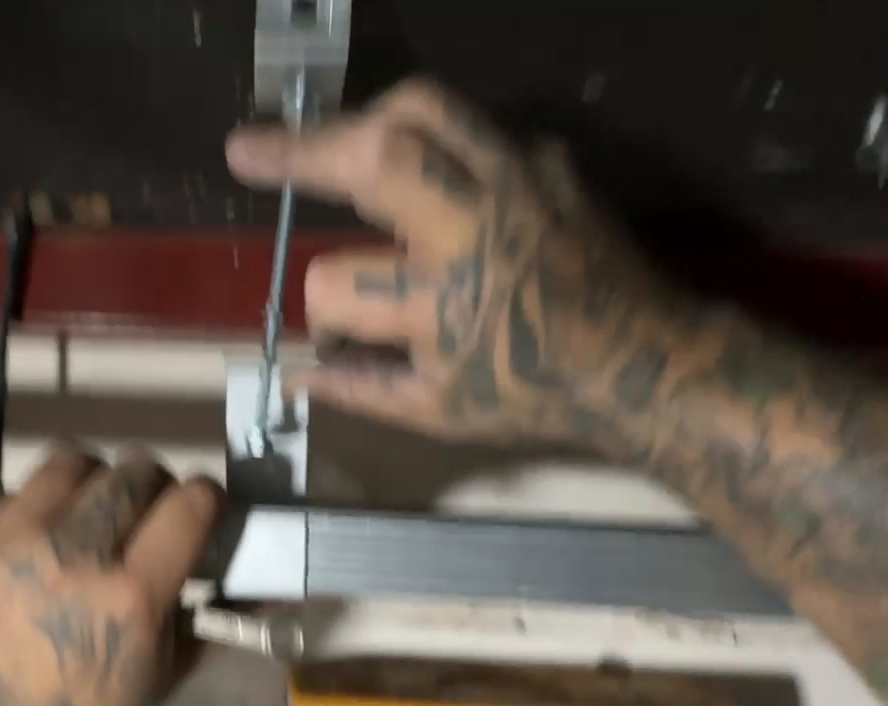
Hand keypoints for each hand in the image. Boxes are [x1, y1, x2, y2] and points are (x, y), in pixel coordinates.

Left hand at [0, 445, 221, 705]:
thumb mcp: (162, 679)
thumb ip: (217, 621)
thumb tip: (269, 585)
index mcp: (130, 597)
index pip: (191, 501)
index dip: (206, 500)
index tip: (200, 513)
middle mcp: (70, 555)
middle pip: (135, 469)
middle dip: (154, 488)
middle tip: (144, 520)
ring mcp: (7, 540)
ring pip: (73, 461)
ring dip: (95, 484)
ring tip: (88, 519)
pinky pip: (16, 494)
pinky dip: (38, 513)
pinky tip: (32, 554)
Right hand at [226, 78, 703, 452]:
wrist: (640, 363)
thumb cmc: (531, 396)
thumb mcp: (436, 411)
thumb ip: (356, 390)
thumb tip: (293, 381)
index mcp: (442, 304)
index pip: (335, 285)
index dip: (317, 314)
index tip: (330, 335)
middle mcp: (474, 227)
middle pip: (375, 156)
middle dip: (297, 151)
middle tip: (246, 150)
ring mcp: (514, 181)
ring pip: (419, 111)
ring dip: (354, 124)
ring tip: (319, 145)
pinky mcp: (542, 161)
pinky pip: (465, 125)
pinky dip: (416, 137)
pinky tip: (400, 166)